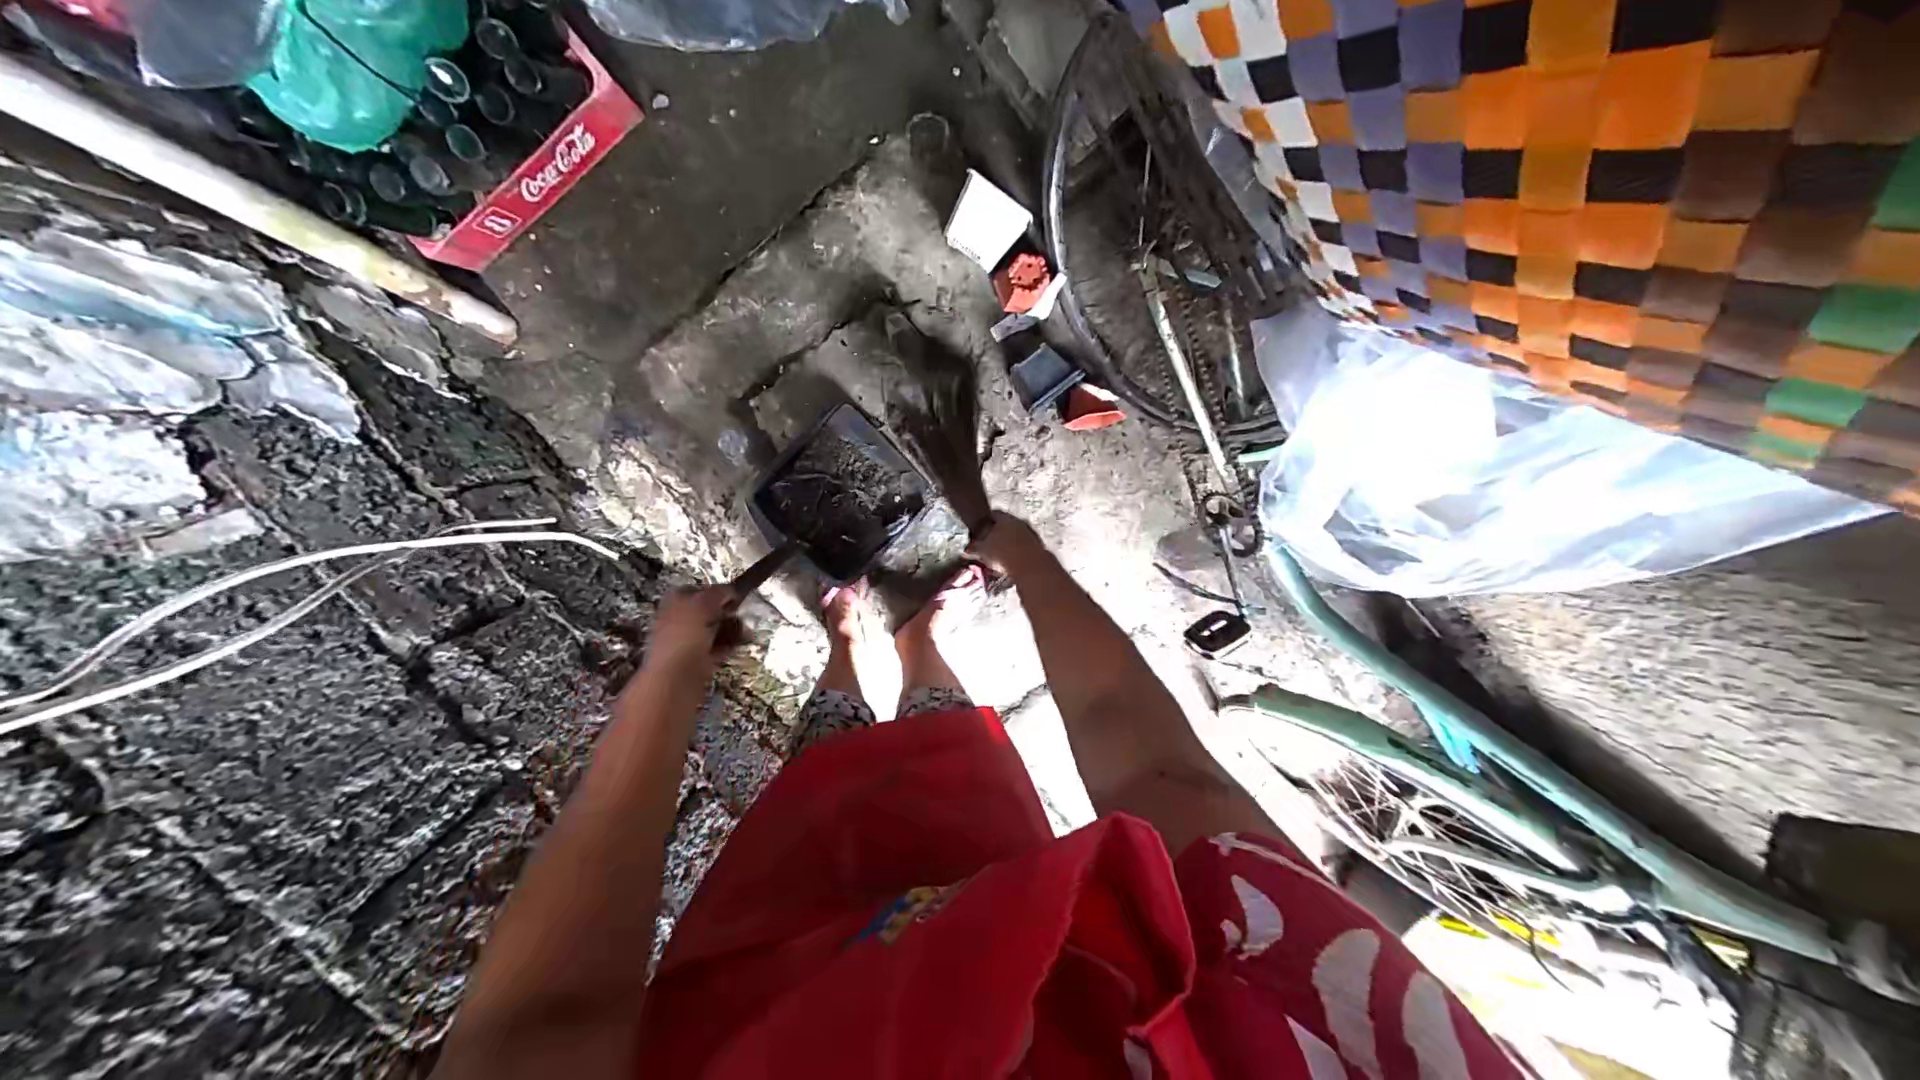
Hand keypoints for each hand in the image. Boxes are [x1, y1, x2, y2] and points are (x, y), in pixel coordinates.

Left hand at [640, 586, 739, 682]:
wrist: (674, 682)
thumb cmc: (683, 638)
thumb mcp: (701, 606)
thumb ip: (716, 593)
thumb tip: (730, 590)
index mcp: (673, 603)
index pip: (697, 590)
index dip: (716, 592)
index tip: (734, 597)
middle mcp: (677, 620)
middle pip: (707, 611)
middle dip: (726, 613)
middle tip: (741, 616)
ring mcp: (686, 643)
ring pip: (713, 631)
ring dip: (730, 630)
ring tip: (744, 632)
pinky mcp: (696, 662)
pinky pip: (716, 649)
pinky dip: (728, 647)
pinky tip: (738, 646)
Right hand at [966, 512, 1043, 575]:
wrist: (1031, 568)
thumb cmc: (1003, 555)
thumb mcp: (982, 551)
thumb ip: (973, 548)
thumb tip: (966, 550)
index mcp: (1005, 518)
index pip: (993, 514)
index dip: (984, 521)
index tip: (979, 530)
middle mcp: (1020, 522)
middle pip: (1006, 525)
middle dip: (997, 533)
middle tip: (988, 543)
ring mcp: (1031, 534)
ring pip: (1016, 535)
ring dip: (1009, 542)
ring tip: (1000, 554)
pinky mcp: (1039, 547)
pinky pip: (1024, 546)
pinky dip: (1017, 551)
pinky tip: (1012, 561)